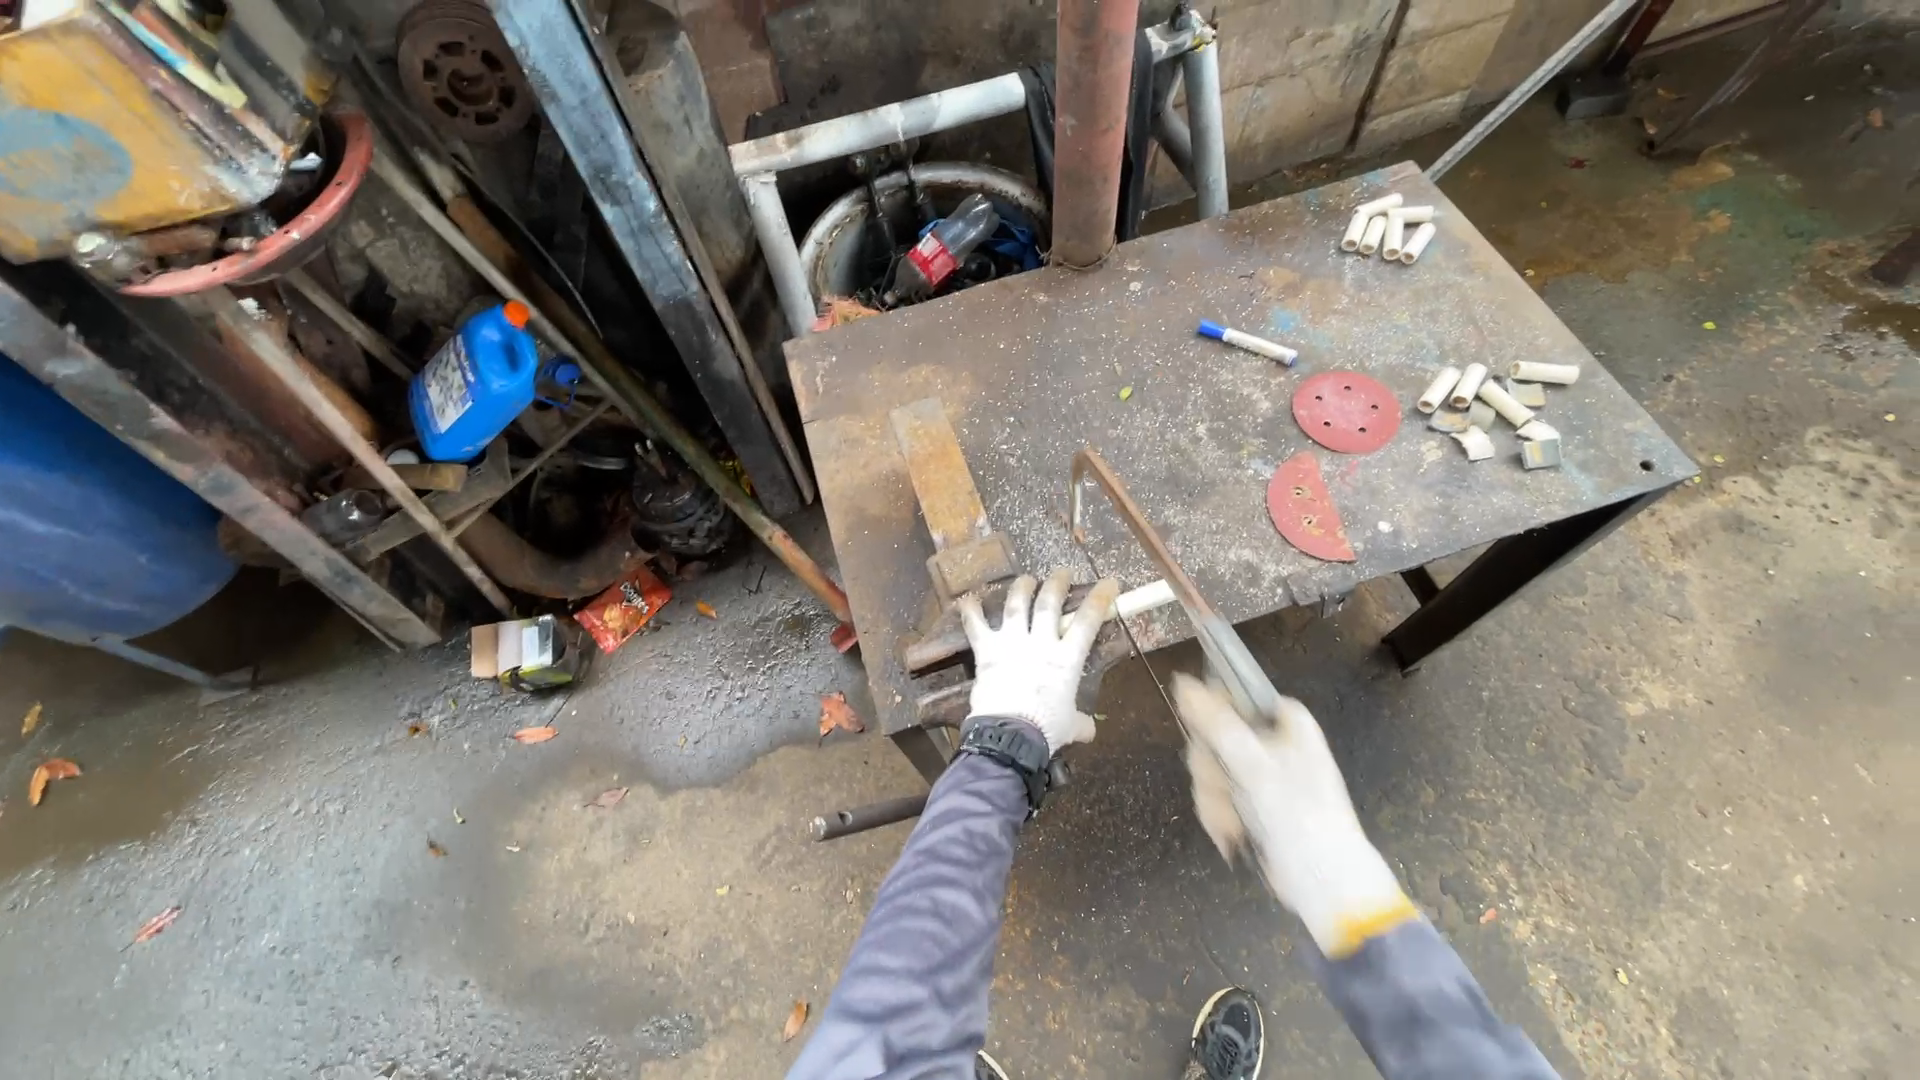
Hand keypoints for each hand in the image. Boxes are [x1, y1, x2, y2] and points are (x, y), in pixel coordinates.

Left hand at [958, 570, 1119, 755]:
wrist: (1010, 734)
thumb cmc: (1045, 730)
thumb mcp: (1070, 726)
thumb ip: (1079, 723)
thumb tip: (1089, 730)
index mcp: (1066, 659)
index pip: (1088, 621)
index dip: (1100, 599)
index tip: (1109, 583)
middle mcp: (1040, 643)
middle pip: (1050, 604)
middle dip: (1057, 584)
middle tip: (1062, 573)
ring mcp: (1012, 643)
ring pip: (1017, 606)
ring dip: (1022, 589)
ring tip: (1026, 579)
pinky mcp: (987, 650)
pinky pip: (976, 625)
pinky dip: (971, 611)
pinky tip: (967, 599)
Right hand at [1173, 674, 1415, 957]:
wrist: (1323, 883)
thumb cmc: (1298, 817)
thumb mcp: (1255, 767)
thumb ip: (1217, 724)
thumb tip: (1182, 682)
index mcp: (1285, 722)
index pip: (1235, 696)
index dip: (1214, 713)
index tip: (1207, 738)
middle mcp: (1271, 742)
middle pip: (1213, 734)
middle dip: (1212, 769)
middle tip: (1224, 786)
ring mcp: (1259, 774)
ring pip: (1209, 766)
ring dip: (1214, 798)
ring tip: (1233, 822)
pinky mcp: (1248, 801)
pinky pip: (1215, 793)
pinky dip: (1219, 814)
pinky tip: (1233, 833)